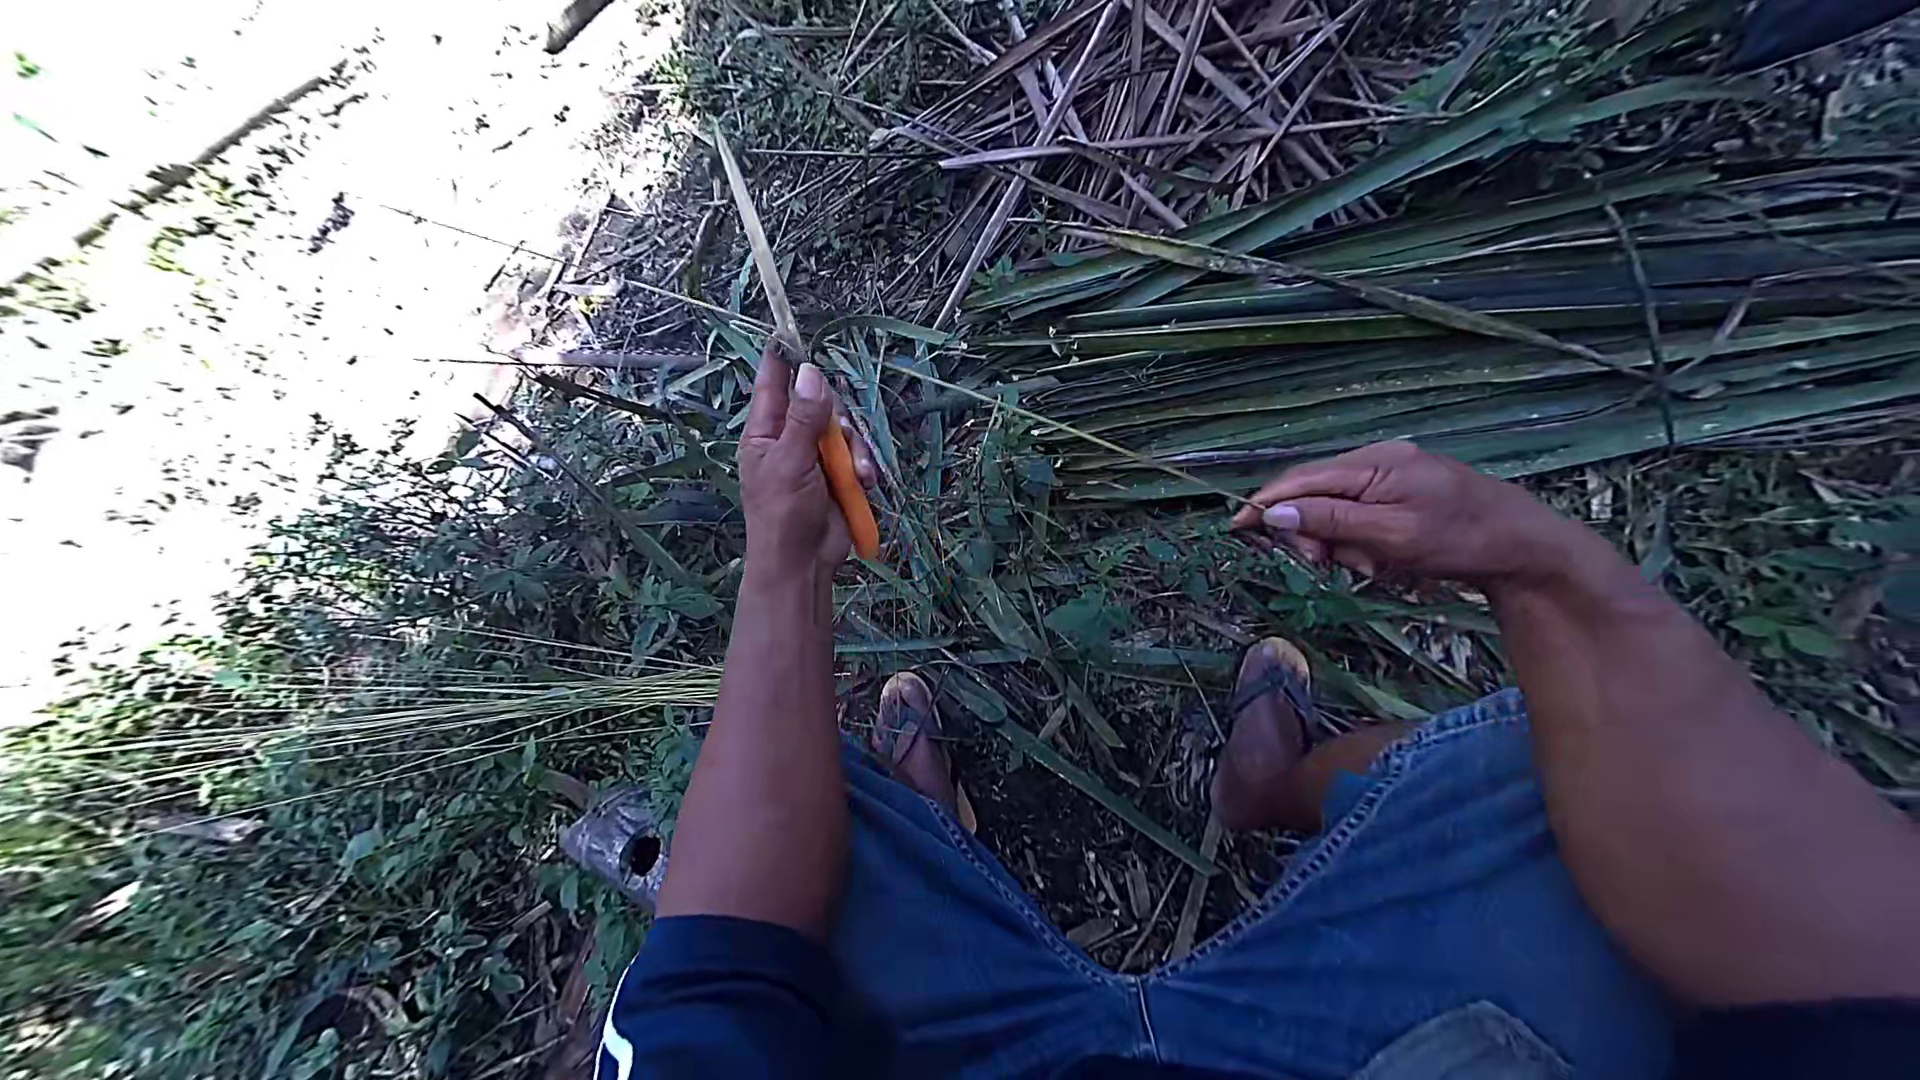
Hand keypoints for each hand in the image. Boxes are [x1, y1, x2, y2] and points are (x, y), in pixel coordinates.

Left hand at [739, 341, 876, 574]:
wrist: (803, 563)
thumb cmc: (783, 513)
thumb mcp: (790, 461)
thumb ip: (804, 418)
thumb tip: (811, 372)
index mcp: (766, 433)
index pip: (773, 385)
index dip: (783, 359)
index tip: (790, 331)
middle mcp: (791, 440)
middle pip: (821, 405)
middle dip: (838, 420)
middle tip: (841, 434)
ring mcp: (817, 459)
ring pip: (845, 432)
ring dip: (856, 451)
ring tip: (858, 474)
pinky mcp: (840, 477)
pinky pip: (858, 457)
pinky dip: (864, 468)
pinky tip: (864, 483)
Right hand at [1229, 440, 1590, 586]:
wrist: (1530, 548)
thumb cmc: (1461, 540)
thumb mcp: (1390, 534)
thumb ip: (1329, 520)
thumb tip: (1272, 511)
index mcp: (1374, 463)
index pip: (1299, 480)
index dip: (1264, 502)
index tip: (1236, 526)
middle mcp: (1377, 460)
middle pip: (1313, 494)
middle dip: (1312, 533)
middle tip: (1325, 564)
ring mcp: (1391, 473)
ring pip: (1333, 508)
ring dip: (1338, 542)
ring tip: (1368, 565)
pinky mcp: (1401, 490)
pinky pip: (1357, 513)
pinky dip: (1357, 539)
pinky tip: (1379, 557)